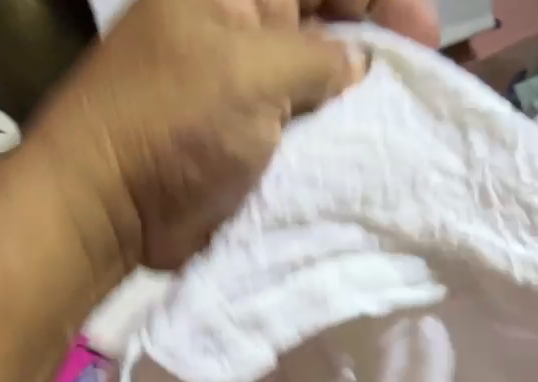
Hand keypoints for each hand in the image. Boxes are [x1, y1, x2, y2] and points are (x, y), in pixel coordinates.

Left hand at [29, 0, 439, 271]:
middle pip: (327, 17)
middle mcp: (246, 29)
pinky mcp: (254, 138)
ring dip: (363, 92)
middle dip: (378, 38)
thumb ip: (315, 59)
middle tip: (421, 75)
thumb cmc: (172, 123)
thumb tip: (359, 62)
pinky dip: (341, 134)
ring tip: (407, 113)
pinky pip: (308, 126)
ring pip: (322, 74)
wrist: (115, 207)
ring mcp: (250, 87)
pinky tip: (374, 146)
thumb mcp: (249, 73)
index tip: (422, 34)